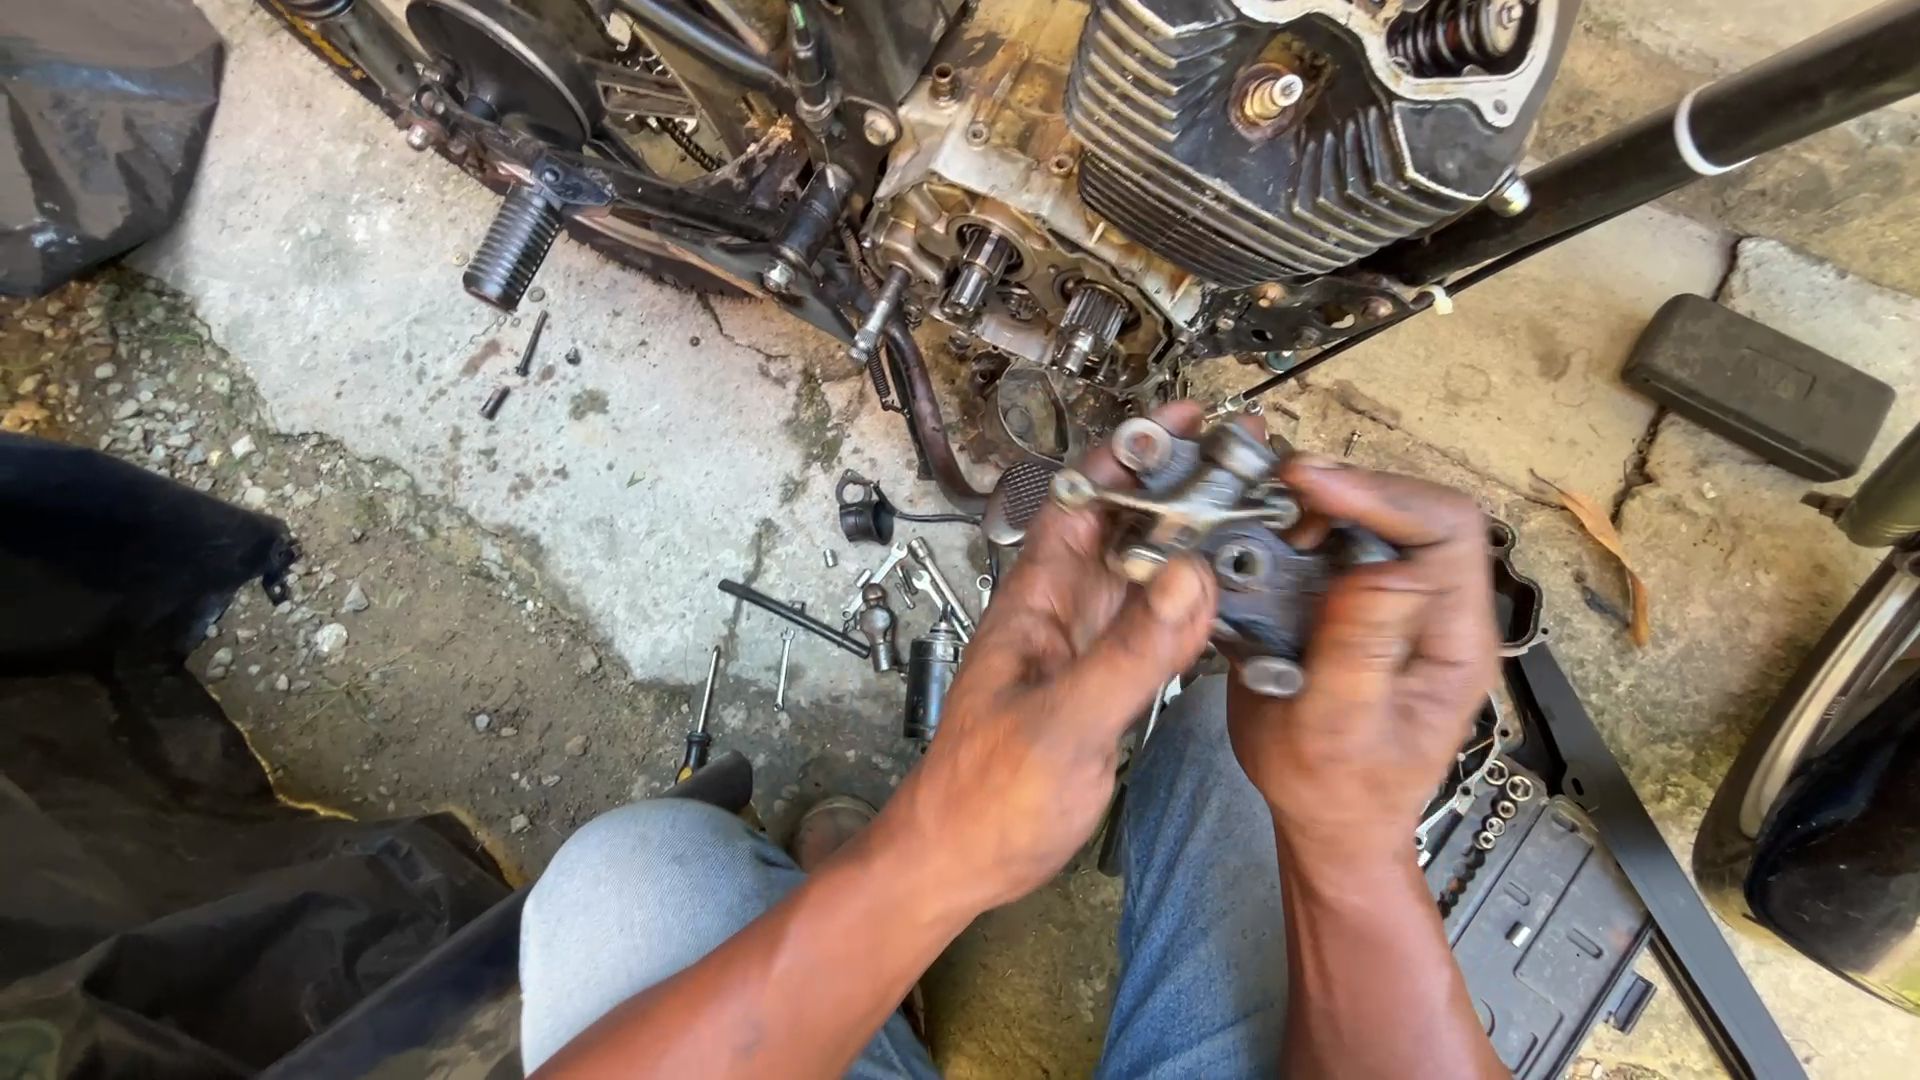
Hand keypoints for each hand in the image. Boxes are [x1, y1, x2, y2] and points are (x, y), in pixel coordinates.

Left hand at [878, 404, 1218, 913]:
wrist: (967, 855)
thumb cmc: (987, 791)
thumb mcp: (1061, 721)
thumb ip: (1127, 653)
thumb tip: (1190, 578)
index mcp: (1034, 600)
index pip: (1078, 503)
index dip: (1124, 457)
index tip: (1179, 424)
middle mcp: (1062, 611)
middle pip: (1121, 531)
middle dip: (1175, 491)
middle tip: (1240, 461)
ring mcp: (1086, 645)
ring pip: (1143, 578)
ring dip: (1189, 545)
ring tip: (1249, 514)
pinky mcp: (1105, 682)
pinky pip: (1154, 630)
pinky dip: (1190, 610)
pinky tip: (1228, 597)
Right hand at [1227, 460, 1497, 866]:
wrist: (1322, 815)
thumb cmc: (1336, 786)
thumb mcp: (1341, 729)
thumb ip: (1360, 652)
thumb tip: (1380, 568)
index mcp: (1452, 636)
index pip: (1445, 530)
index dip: (1381, 495)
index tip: (1308, 487)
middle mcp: (1427, 608)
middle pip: (1406, 511)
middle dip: (1342, 493)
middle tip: (1275, 496)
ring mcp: (1384, 605)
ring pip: (1361, 522)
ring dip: (1310, 510)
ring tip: (1260, 518)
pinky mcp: (1344, 607)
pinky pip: (1323, 549)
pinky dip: (1288, 534)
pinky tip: (1255, 540)